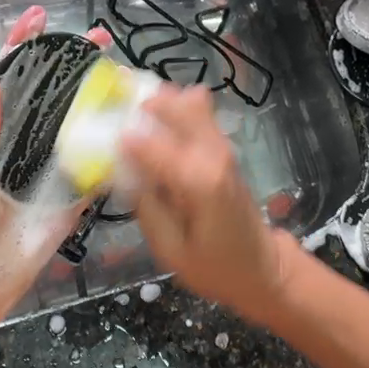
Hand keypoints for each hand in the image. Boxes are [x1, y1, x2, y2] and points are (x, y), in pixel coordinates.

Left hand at [0, 6, 114, 348]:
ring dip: (100, 104)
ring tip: (124, 77)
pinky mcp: (64, 210)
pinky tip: (132, 135)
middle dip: (74, 67)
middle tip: (100, 40)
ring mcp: (45, 179)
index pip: (7, 84)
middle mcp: (21, 151)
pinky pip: (92, 180)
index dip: (21, 49)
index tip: (36, 19)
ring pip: (77, 132)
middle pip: (52, 100)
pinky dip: (113, 159)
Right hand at [121, 84, 299, 324]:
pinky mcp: (224, 147)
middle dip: (148, 106)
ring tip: (138, 118)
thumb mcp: (170, 251)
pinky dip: (176, 108)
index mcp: (201, 182)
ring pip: (192, 101)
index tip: (108, 140)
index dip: (129, 139)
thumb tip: (122, 171)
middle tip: (121, 120)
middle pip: (180, 106)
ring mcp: (223, 146)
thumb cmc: (214, 266)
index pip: (157, 146)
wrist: (260, 266)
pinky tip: (158, 125)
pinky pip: (200, 112)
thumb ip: (146, 207)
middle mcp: (214, 154)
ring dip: (163, 104)